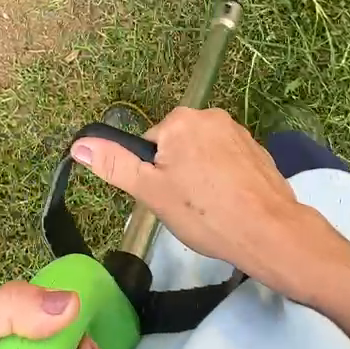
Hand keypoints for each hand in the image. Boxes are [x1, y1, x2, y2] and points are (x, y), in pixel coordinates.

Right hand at [72, 107, 336, 286]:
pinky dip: (225, 180)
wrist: (272, 233)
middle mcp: (209, 115)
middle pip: (177, 147)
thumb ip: (115, 164)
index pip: (152, 146)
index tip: (169, 199)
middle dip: (178, 174)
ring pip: (203, 155)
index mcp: (180, 120)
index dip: (155, 176)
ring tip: (211, 210)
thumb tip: (78, 144)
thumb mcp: (152, 192)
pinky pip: (228, 162)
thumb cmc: (206, 213)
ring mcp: (237, 131)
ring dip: (202, 177)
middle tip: (188, 207)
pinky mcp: (258, 150)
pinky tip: (231, 206)